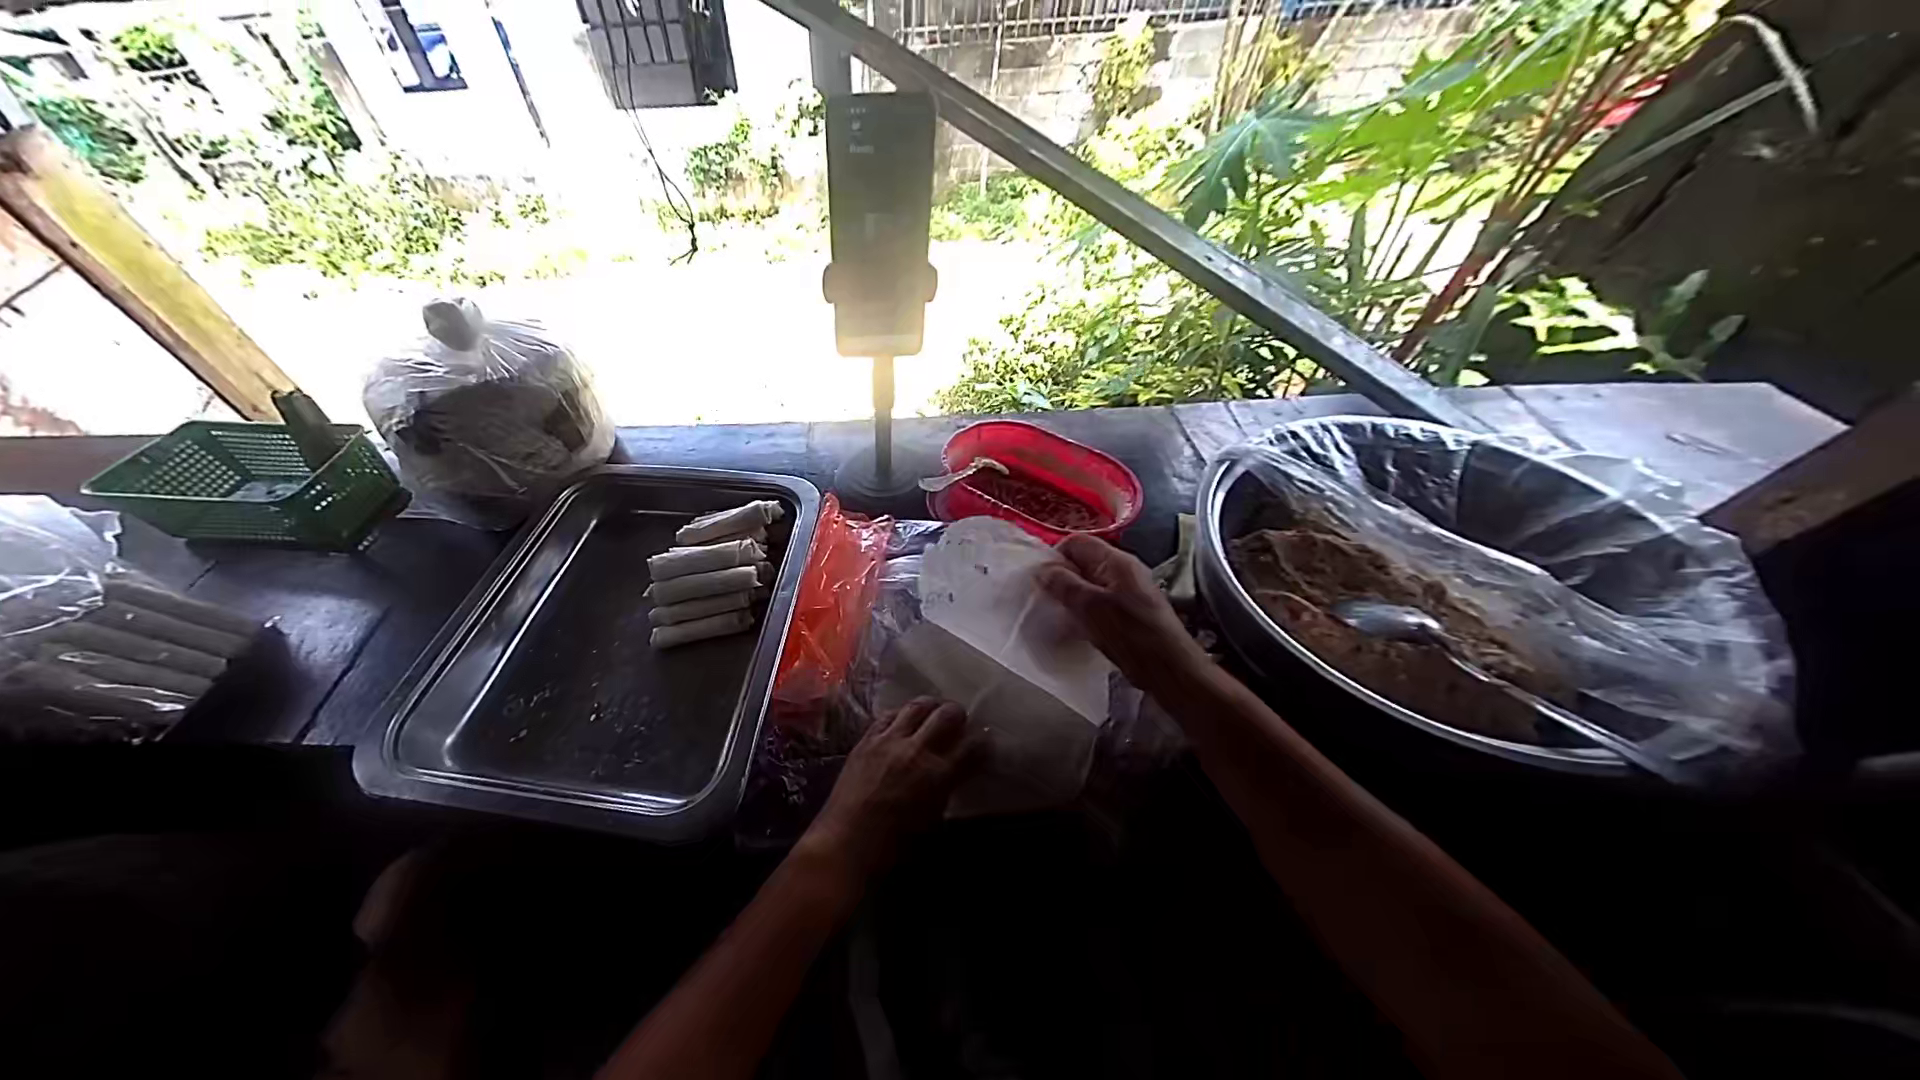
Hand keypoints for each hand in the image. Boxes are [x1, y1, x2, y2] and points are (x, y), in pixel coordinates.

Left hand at [801, 697, 977, 879]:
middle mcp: (917, 750)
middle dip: (960, 716)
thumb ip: (947, 791)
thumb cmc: (893, 847)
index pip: (973, 747)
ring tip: (934, 713)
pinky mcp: (866, 739)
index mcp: (939, 775)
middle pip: (948, 714)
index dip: (983, 743)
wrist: (845, 844)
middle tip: (960, 723)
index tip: (984, 745)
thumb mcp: (933, 822)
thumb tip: (954, 775)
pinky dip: (901, 715)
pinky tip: (903, 721)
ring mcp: (889, 740)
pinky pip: (888, 715)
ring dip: (931, 707)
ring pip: (918, 706)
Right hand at [1036, 534, 1208, 692]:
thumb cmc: (1131, 635)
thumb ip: (1064, 584)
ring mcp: (1128, 591)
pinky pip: (1099, 602)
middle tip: (1048, 602)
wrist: (1170, 668)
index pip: (1076, 542)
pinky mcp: (1130, 612)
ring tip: (1060, 618)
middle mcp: (1123, 570)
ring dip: (1072, 599)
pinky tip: (1077, 630)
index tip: (1042, 581)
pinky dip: (1085, 612)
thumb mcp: (1090, 607)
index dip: (1055, 557)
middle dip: (1062, 579)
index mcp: (1115, 561)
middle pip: (1082, 563)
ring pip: (1089, 584)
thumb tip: (1042, 568)